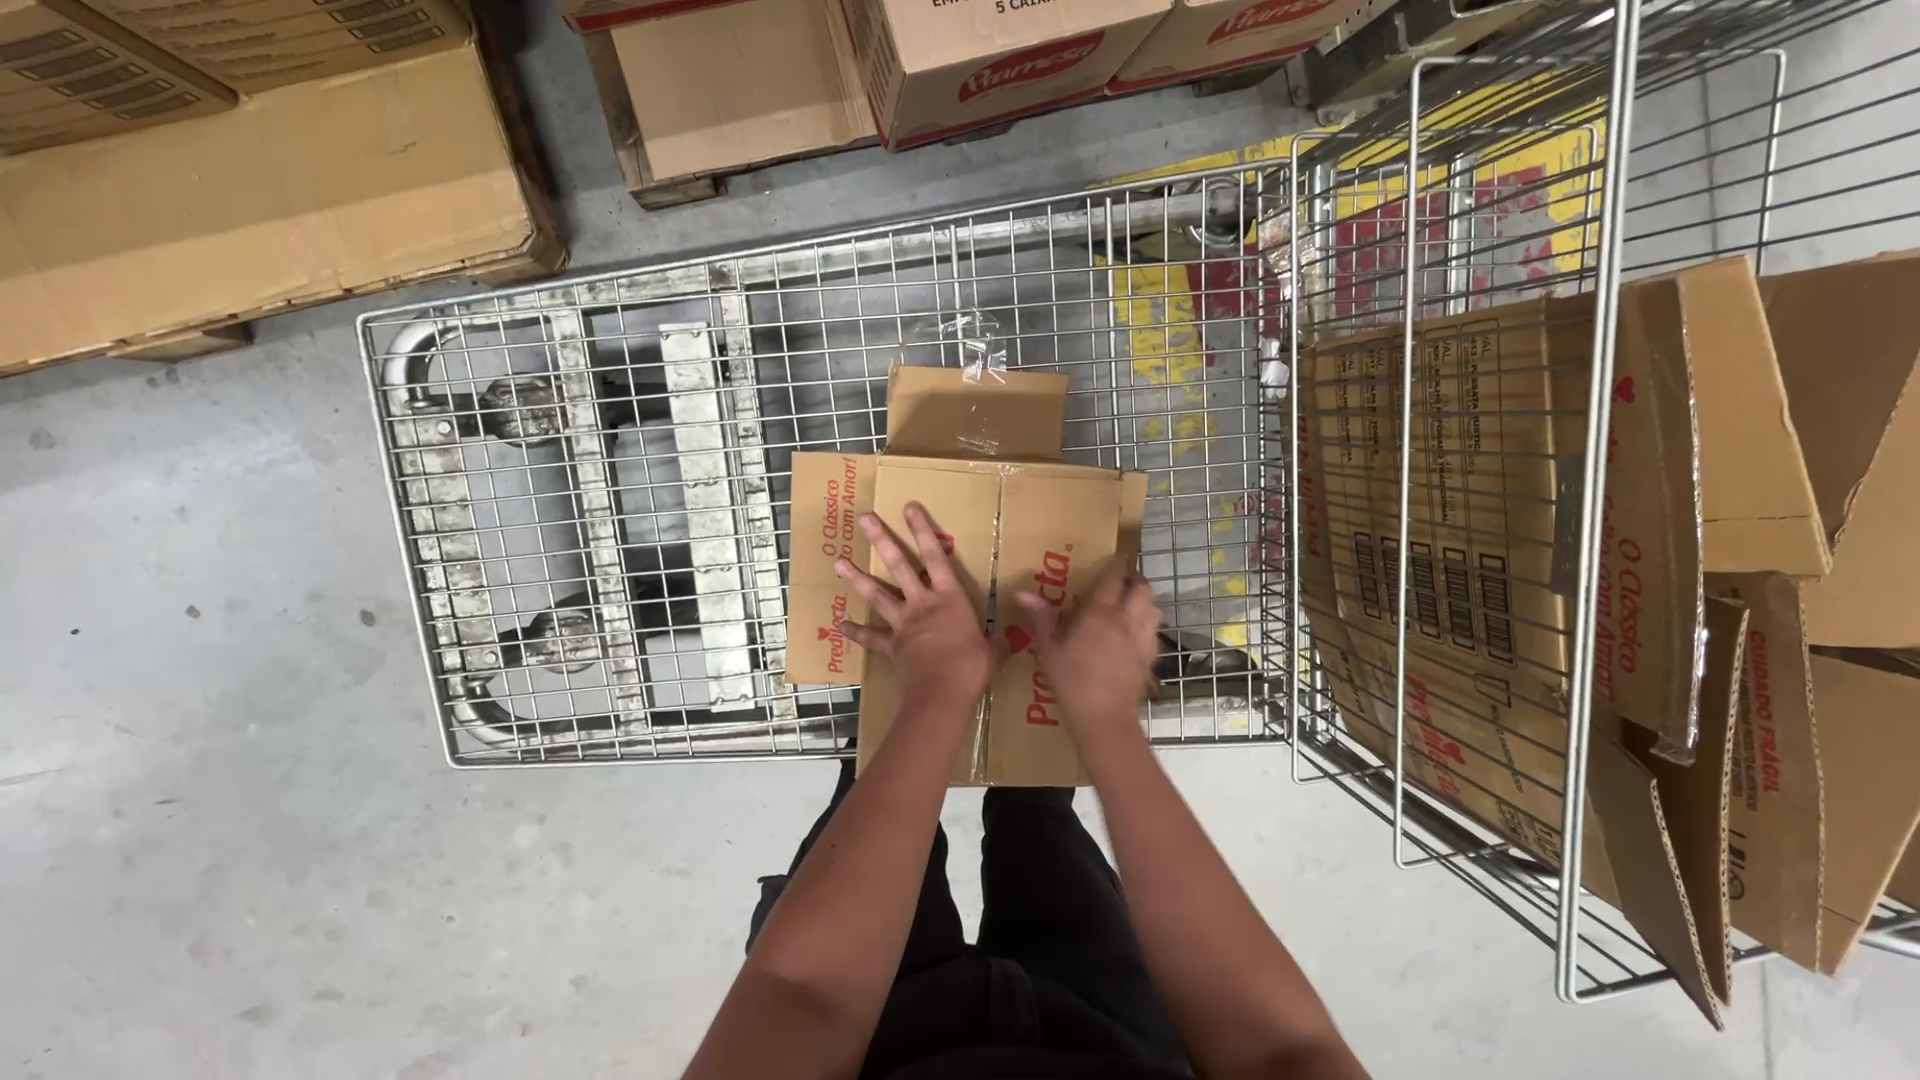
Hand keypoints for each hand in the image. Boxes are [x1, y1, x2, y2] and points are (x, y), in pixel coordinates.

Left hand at [834, 503, 1008, 715]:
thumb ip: (999, 642)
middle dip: (881, 539)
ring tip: (838, 561)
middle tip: (863, 518)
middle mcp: (922, 603)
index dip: (922, 529)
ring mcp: (903, 623)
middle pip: (899, 565)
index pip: (936, 555)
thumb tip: (1015, 639)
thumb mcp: (994, 652)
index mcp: (950, 597)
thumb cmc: (971, 667)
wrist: (941, 692)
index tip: (908, 507)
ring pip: (876, 594)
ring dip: (856, 578)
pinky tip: (841, 625)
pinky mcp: (891, 646)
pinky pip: (871, 637)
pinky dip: (856, 631)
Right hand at [1015, 558, 1161, 741]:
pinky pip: (1155, 631)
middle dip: (1135, 579)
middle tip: (1124, 579)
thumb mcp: (1049, 650)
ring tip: (1133, 602)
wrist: (1104, 716)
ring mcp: (1143, 638)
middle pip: (1142, 588)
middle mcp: (1127, 619)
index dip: (1118, 564)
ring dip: (1146, 599)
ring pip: (1154, 606)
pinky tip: (1137, 632)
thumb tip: (1023, 593)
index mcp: (1101, 612)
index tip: (1118, 557)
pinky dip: (1149, 623)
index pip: (1115, 577)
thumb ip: (1040, 619)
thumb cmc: (1072, 680)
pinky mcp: (1151, 657)